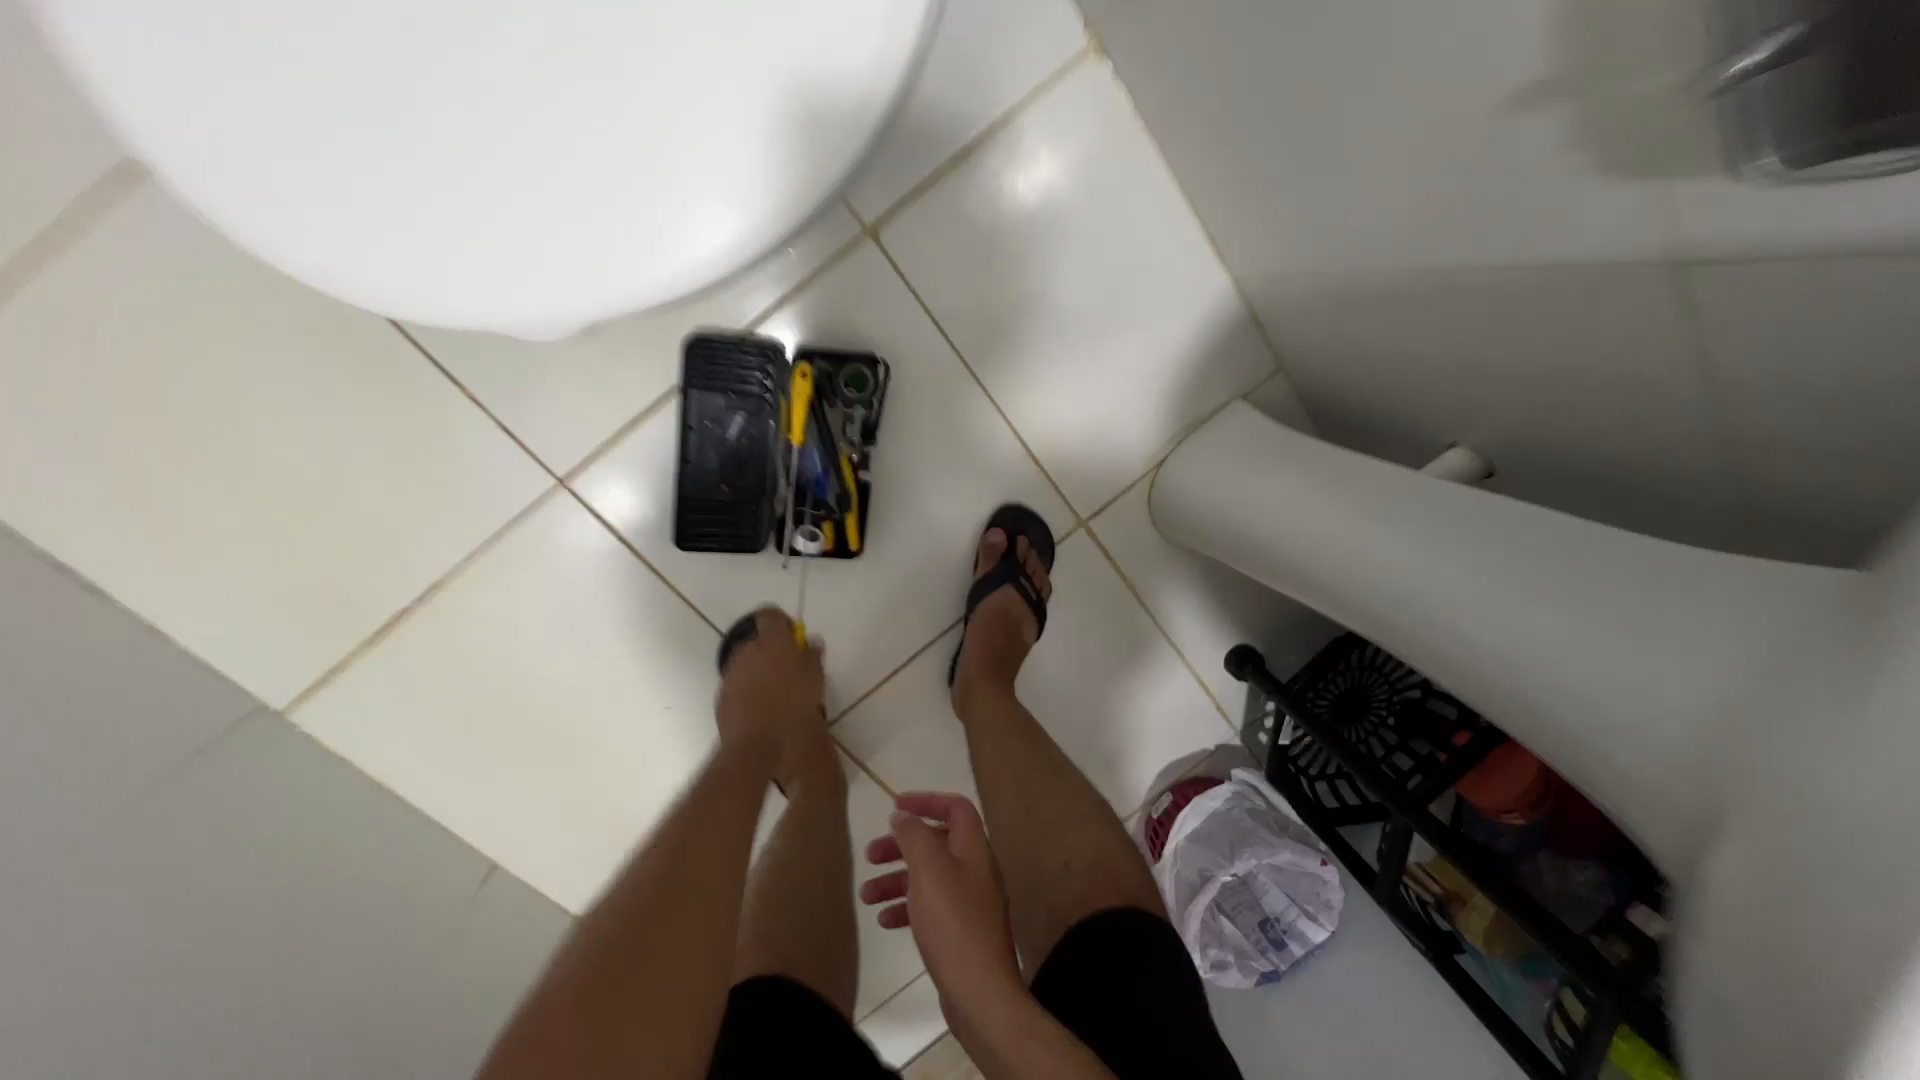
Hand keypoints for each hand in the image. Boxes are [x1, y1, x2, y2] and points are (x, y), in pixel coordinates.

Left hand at [714, 607, 824, 771]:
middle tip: (790, 670)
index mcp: (772, 643)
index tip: (794, 637)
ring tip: (777, 693)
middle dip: (772, 650)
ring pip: (747, 662)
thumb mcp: (815, 680)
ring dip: (760, 670)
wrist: (757, 745)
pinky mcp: (722, 694)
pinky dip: (749, 689)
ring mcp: (732, 673)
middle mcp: (748, 651)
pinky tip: (762, 708)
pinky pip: (738, 683)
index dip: (782, 622)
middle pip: (759, 640)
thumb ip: (812, 656)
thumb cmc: (793, 708)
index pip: (771, 615)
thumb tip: (810, 642)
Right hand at [861, 793, 1021, 1013]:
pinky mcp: (961, 931)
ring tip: (866, 895)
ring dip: (897, 880)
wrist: (980, 991)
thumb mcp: (929, 870)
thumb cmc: (953, 923)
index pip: (956, 808)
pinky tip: (885, 921)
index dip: (927, 800)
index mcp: (974, 849)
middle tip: (870, 855)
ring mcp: (970, 902)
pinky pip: (930, 908)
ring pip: (929, 878)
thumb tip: (903, 815)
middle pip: (937, 843)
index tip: (895, 806)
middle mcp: (976, 871)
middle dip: (902, 845)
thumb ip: (914, 836)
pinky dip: (906, 908)